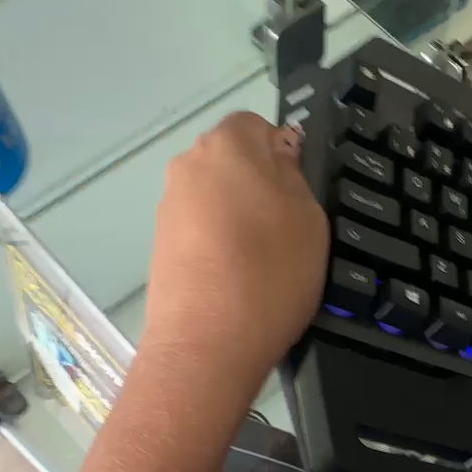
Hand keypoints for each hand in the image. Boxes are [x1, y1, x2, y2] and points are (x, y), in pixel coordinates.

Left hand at [140, 112, 329, 397]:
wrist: (208, 344)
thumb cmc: (271, 275)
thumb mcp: (311, 218)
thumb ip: (295, 175)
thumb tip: (280, 154)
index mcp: (228, 144)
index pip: (259, 126)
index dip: (285, 156)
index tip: (301, 200)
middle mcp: (189, 164)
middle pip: (233, 164)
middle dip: (258, 189)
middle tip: (287, 235)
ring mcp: (169, 206)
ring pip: (215, 200)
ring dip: (238, 221)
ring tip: (261, 265)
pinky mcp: (161, 245)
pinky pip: (200, 233)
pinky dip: (219, 248)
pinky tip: (236, 282)